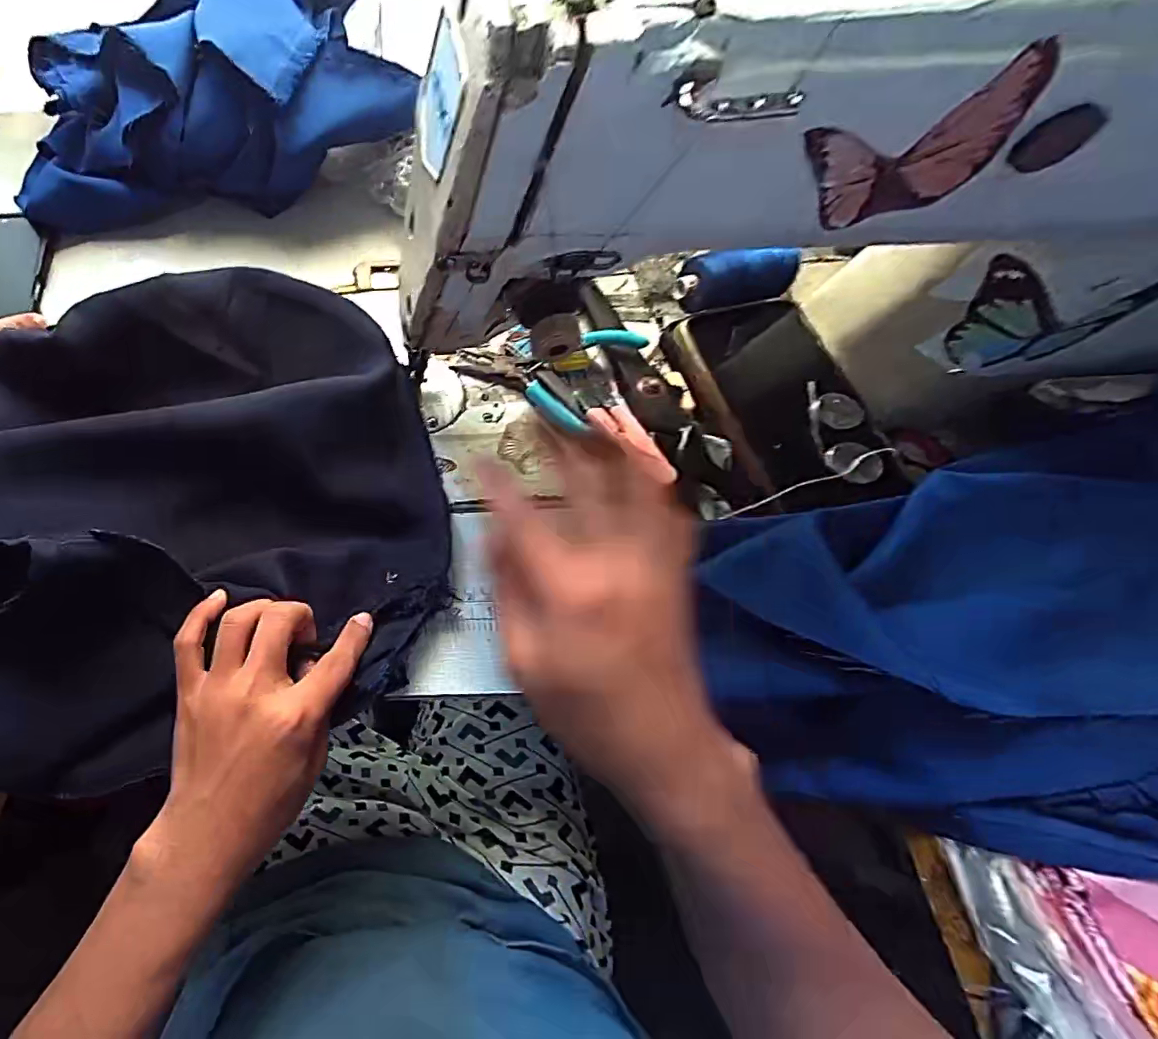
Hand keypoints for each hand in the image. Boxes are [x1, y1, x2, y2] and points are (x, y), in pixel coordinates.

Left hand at [143, 591, 372, 885]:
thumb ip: (319, 711)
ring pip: (237, 620)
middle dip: (299, 615)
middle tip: (302, 636)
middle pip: (279, 622)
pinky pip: (188, 640)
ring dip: (262, 609)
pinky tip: (218, 599)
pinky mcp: (189, 691)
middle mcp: (256, 692)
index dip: (354, 637)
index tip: (361, 620)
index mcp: (294, 716)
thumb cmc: (267, 805)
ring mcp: (218, 687)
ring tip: (271, 621)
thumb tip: (312, 670)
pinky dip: (201, 612)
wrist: (208, 830)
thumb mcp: (313, 762)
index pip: (333, 663)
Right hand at [478, 405, 750, 825]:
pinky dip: (656, 477)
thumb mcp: (523, 660)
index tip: (480, 459)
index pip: (524, 517)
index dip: (498, 484)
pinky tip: (642, 459)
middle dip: (559, 443)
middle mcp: (615, 561)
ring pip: (636, 485)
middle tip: (539, 413)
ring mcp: (654, 561)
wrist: (666, 744)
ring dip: (614, 445)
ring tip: (593, 413)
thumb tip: (492, 537)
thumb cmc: (582, 710)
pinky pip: (670, 509)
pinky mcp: (676, 570)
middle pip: (585, 484)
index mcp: (569, 588)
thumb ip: (506, 591)